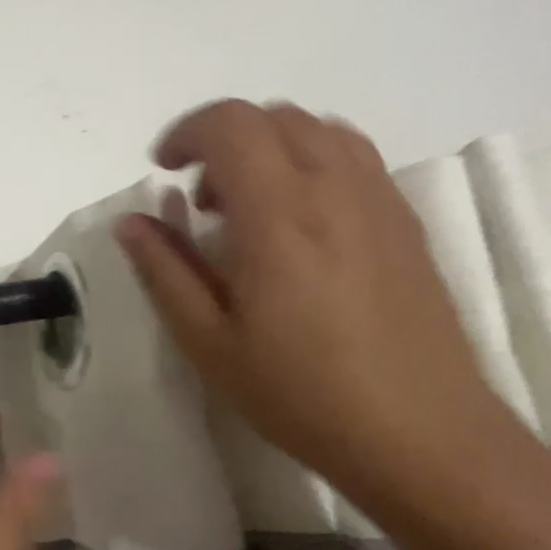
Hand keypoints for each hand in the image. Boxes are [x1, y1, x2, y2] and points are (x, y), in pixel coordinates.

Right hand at [115, 99, 506, 490]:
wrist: (419, 433)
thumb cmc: (300, 393)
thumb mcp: (209, 342)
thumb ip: (165, 272)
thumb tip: (131, 222)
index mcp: (279, 213)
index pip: (231, 124)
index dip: (186, 133)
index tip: (163, 172)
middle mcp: (334, 187)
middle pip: (275, 117)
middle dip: (224, 140)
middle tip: (201, 203)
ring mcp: (379, 200)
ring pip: (320, 130)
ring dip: (271, 147)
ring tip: (250, 208)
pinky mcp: (406, 222)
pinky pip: (355, 158)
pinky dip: (313, 162)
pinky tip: (301, 226)